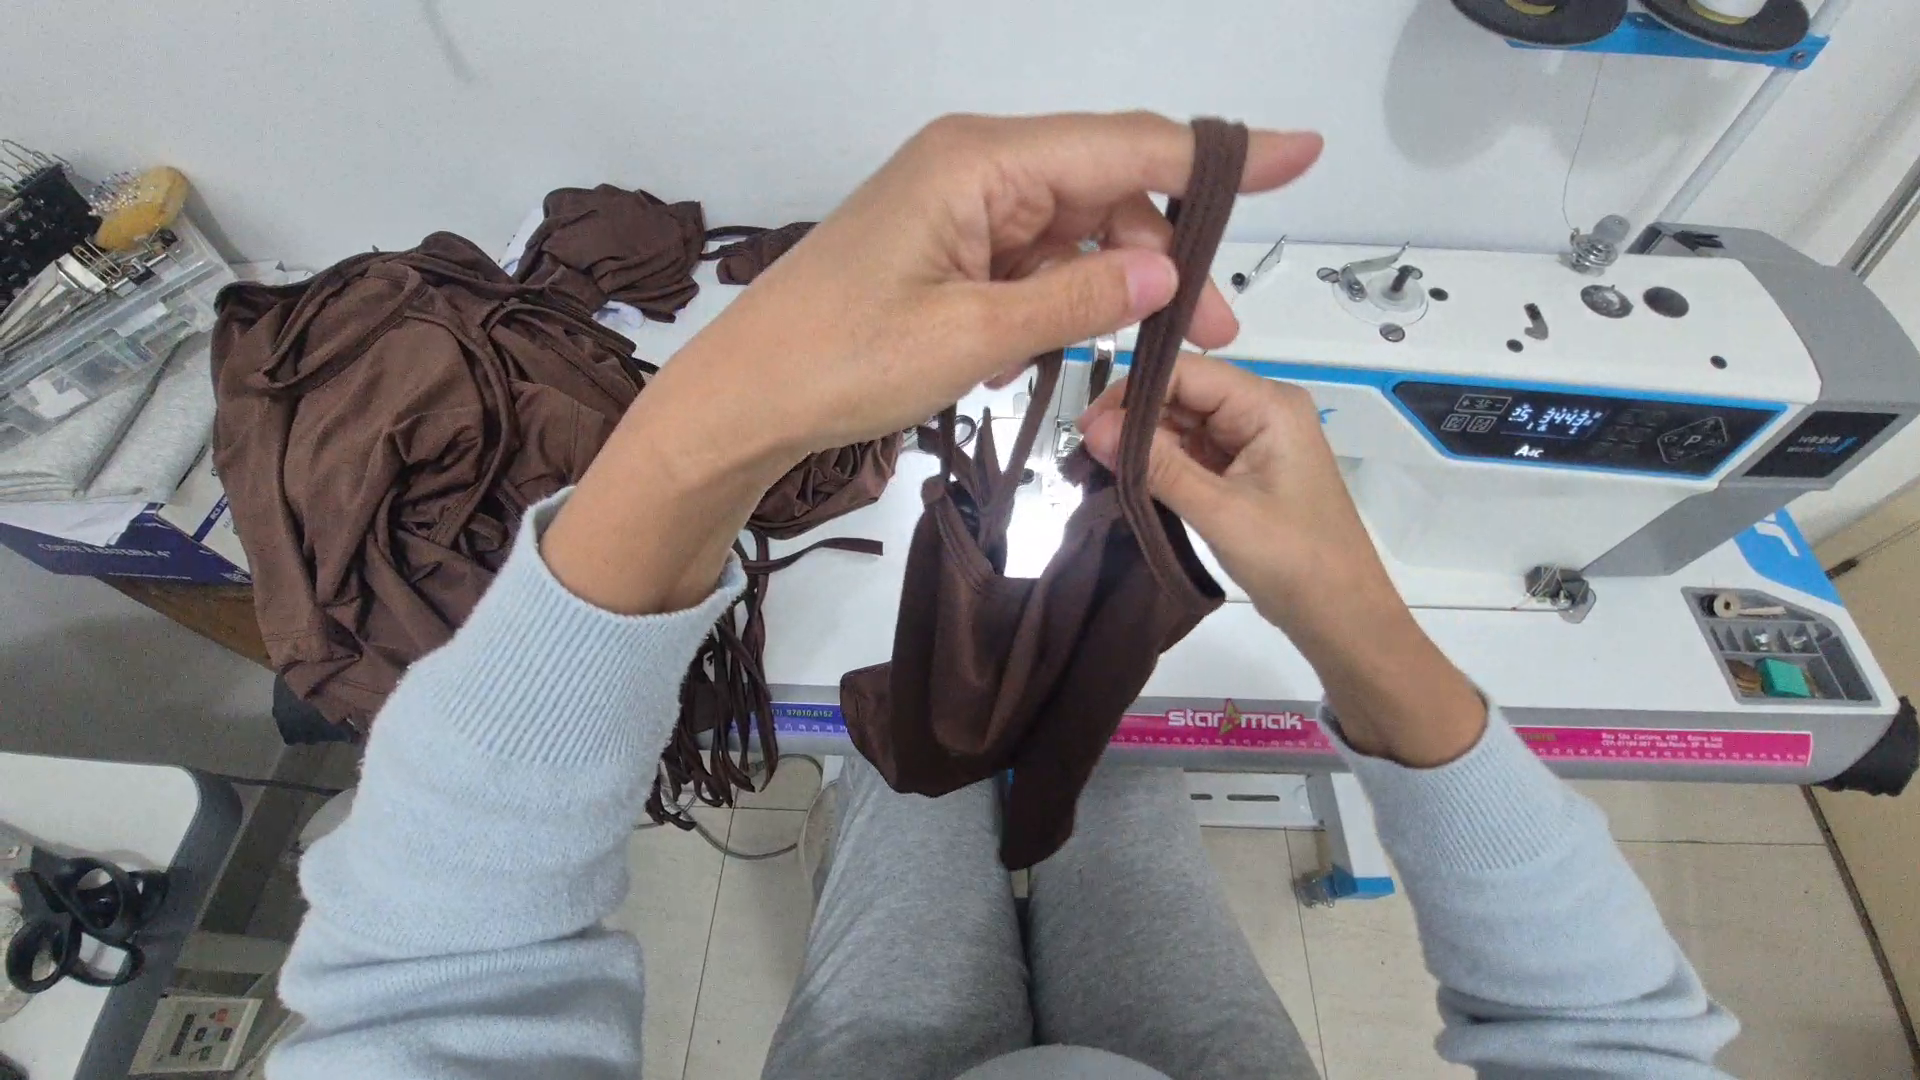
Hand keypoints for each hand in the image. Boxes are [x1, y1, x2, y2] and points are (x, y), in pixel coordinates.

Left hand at [544, 113, 1321, 615]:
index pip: (1127, 143)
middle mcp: (974, 169)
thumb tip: (1163, 276)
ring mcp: (958, 212)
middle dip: (1161, 258)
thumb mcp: (973, 335)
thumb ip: (1075, 298)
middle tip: (1208, 334)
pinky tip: (1047, 350)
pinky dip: (1052, 305)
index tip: (1299, 156)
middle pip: (1104, 193)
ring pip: (1069, 236)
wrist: (752, 396)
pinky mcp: (944, 253)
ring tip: (1130, 357)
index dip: (1218, 158)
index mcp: (982, 163)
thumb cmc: (843, 361)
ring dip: (1106, 290)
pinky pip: (1026, 266)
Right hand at [1079, 353, 1486, 765]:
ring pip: (1182, 425)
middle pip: (1182, 395)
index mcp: (1268, 405)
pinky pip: (1191, 452)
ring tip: (1099, 467)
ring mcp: (1251, 441)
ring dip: (1143, 444)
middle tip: (1085, 452)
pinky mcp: (1242, 470)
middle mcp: (1260, 411)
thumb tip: (1092, 428)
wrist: (1341, 616)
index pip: (1186, 373)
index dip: (1132, 393)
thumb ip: (1156, 466)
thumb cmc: (1293, 560)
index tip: (1086, 428)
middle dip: (1133, 419)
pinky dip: (1160, 465)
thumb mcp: (1219, 511)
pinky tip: (1128, 479)